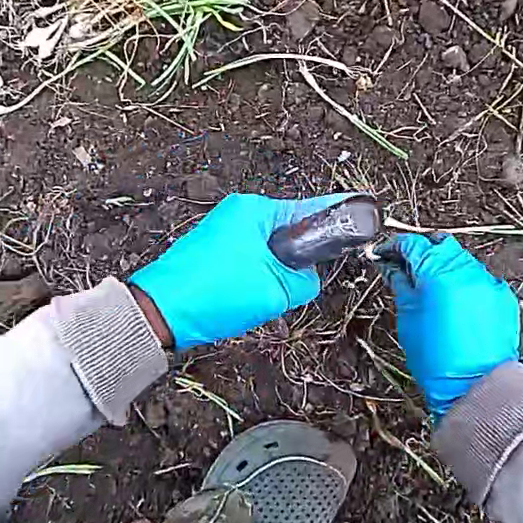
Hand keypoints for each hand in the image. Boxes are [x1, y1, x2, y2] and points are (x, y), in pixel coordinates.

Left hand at [131, 193, 357, 350]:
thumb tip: (309, 277)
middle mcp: (239, 211)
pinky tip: (249, 295)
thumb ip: (306, 280)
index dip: (338, 215)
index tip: (363, 215)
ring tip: (264, 294)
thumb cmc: (214, 294)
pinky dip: (258, 273)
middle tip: (298, 283)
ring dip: (276, 270)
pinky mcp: (214, 247)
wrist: (159, 313)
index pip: (311, 208)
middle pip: (290, 230)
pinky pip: (251, 255)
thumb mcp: (276, 291)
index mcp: (256, 209)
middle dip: (298, 257)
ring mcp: (224, 227)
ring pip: (270, 247)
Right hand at [386, 234, 519, 418]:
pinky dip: (465, 282)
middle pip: (439, 243)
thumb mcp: (408, 316)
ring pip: (461, 258)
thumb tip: (389, 265)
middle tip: (407, 267)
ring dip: (444, 266)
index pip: (412, 243)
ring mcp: (487, 280)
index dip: (394, 247)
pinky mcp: (503, 295)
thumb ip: (399, 283)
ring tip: (431, 287)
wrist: (476, 387)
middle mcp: (466, 268)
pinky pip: (480, 277)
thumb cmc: (437, 358)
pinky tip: (455, 302)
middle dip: (422, 251)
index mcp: (437, 270)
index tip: (385, 255)